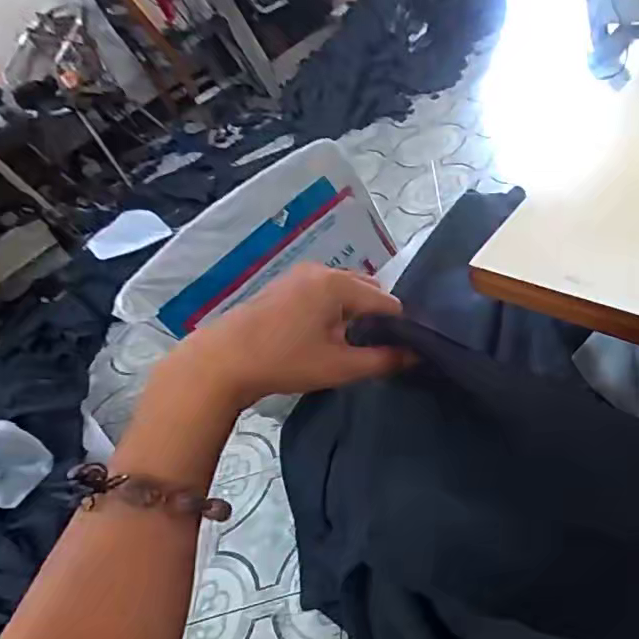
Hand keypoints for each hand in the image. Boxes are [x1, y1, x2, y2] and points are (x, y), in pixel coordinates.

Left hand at [160, 263, 410, 407]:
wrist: (222, 362)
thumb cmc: (286, 362)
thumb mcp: (342, 367)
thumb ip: (384, 360)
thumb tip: (416, 356)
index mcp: (338, 284)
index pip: (388, 301)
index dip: (399, 328)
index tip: (400, 353)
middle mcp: (321, 271)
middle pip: (368, 291)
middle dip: (377, 318)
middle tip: (375, 351)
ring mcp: (300, 276)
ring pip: (346, 292)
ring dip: (355, 315)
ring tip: (351, 347)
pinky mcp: (284, 287)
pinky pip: (325, 294)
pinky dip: (335, 311)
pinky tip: (326, 338)